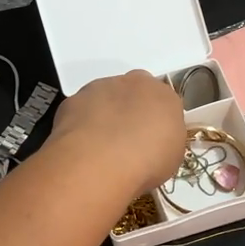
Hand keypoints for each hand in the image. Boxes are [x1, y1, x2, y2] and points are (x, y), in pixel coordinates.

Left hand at [47, 70, 184, 194]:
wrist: (101, 160)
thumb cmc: (146, 162)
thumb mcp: (171, 157)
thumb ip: (164, 139)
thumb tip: (152, 142)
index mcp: (165, 96)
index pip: (164, 102)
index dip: (155, 121)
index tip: (150, 141)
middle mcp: (134, 83)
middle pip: (134, 93)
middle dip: (130, 112)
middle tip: (127, 142)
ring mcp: (101, 87)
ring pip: (105, 98)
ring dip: (104, 116)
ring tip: (100, 148)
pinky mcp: (73, 99)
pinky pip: (80, 110)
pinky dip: (81, 124)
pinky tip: (82, 147)